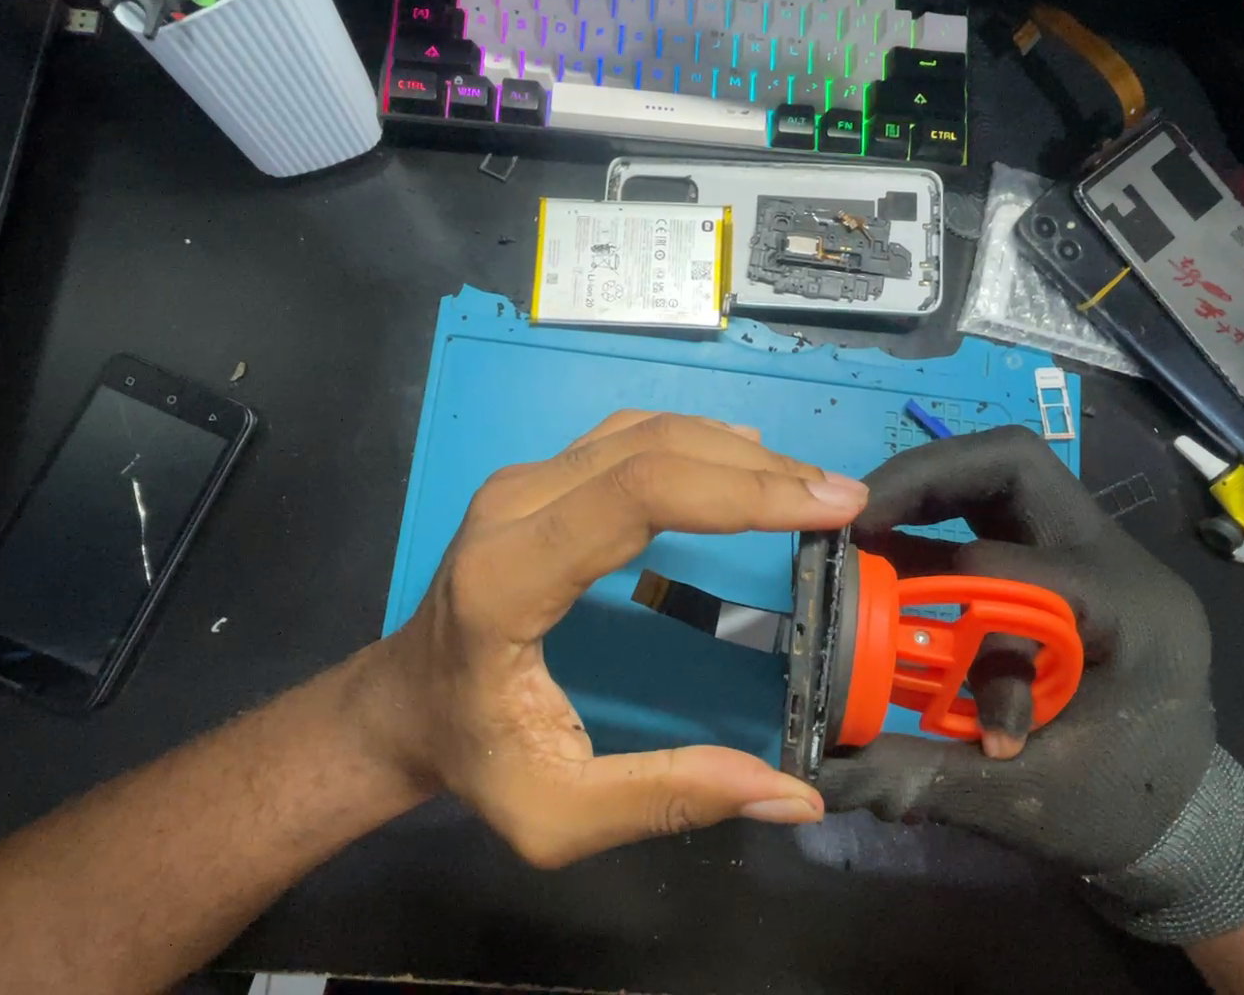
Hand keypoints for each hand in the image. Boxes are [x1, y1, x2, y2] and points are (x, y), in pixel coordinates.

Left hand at [358, 411, 867, 867]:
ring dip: (735, 452)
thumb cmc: (475, 755)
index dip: (745, 492)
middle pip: (654, 450)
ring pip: (644, 431)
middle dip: (761, 472)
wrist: (403, 702)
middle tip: (839, 500)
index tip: (830, 506)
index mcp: (512, 578)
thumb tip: (790, 797)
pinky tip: (741, 457)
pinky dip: (694, 442)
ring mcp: (521, 482)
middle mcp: (513, 507)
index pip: (641, 495)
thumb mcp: (558, 812)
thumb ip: (670, 798)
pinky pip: (626, 436)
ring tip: (806, 486)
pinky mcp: (536, 479)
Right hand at [815, 425, 1215, 873]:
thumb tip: (815, 774)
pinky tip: (888, 557)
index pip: (1023, 570)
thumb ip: (919, 777)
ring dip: (922, 490)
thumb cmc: (1118, 809)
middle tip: (856, 517)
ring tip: (861, 527)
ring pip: (1000, 474)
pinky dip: (931, 525)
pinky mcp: (1059, 560)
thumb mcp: (1023, 803)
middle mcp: (1114, 559)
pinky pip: (989, 514)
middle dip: (922, 479)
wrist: (1185, 819)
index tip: (882, 628)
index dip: (947, 598)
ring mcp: (1088, 551)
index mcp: (1131, 613)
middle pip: (1014, 466)